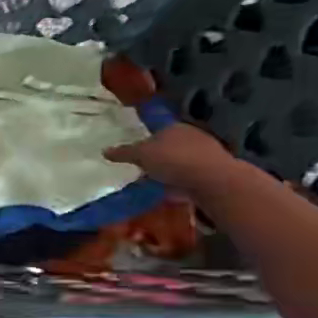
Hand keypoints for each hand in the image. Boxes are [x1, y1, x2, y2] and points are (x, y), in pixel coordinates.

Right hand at [104, 122, 247, 196]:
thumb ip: (123, 153)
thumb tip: (104, 151)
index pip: (156, 130)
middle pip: (169, 145)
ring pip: (181, 160)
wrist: (211, 179)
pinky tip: (171, 191)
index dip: (145, 141)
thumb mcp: (140, 155)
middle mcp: (191, 135)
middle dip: (158, 155)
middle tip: (142, 168)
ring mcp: (205, 154)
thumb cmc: (172, 159)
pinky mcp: (212, 172)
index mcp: (174, 127)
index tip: (135, 153)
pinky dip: (180, 181)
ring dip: (170, 169)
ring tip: (154, 182)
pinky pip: (189, 175)